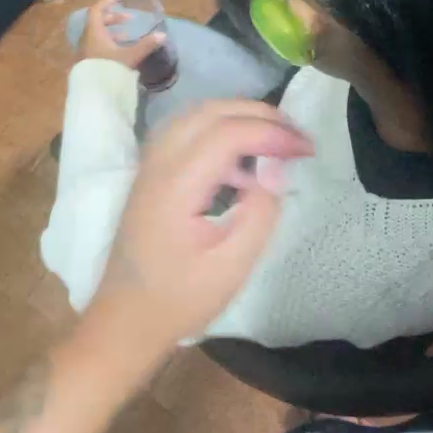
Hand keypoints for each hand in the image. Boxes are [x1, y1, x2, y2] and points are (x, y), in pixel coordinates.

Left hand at [78, 0, 165, 68]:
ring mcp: (85, 51)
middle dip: (114, 18)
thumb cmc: (110, 69)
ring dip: (111, 32)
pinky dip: (107, 43)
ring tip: (127, 36)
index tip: (119, 2)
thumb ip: (145, 45)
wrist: (93, 94)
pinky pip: (96, 45)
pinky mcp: (86, 62)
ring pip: (97, 35)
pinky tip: (118, 52)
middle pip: (97, 22)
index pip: (97, 10)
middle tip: (129, 20)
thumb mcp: (130, 56)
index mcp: (95, 32)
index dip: (107, 3)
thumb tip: (162, 35)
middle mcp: (87, 39)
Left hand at [83, 100, 313, 354]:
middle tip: (298, 137)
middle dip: (261, 114)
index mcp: (176, 186)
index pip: (229, 133)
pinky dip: (221, 131)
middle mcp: (158, 164)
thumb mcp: (232, 267)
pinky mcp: (151, 175)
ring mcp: (150, 166)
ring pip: (197, 114)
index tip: (308, 150)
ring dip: (240, 117)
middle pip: (211, 110)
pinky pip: (187, 132)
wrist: (125, 322)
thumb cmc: (179, 300)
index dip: (273, 133)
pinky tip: (244, 165)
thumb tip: (277, 172)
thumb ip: (260, 214)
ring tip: (278, 139)